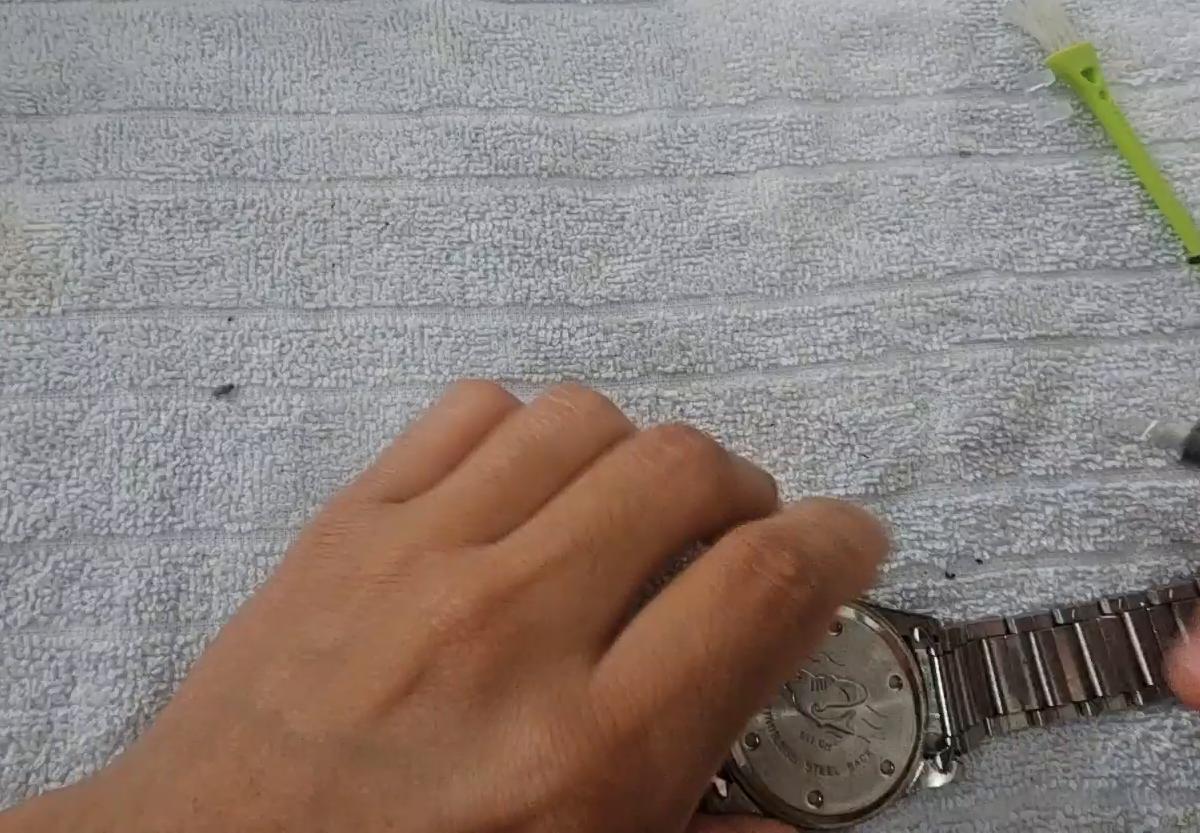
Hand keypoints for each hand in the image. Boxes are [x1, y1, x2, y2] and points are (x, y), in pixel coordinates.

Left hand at [0, 381, 887, 832]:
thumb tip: (801, 816)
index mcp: (586, 755)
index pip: (757, 588)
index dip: (833, 544)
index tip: (849, 537)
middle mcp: (509, 626)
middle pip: (677, 469)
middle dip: (739, 483)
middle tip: (734, 524)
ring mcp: (419, 551)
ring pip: (578, 417)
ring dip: (632, 449)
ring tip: (625, 502)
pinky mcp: (351, 515)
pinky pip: (470, 408)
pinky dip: (525, 429)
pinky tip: (524, 482)